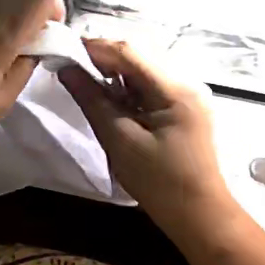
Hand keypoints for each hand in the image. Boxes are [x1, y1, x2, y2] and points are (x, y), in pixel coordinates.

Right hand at [57, 39, 233, 229]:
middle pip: (138, 57)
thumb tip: (66, 69)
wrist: (199, 217)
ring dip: (114, 74)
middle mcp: (185, 84)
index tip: (64, 52)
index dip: (95, 48)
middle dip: (103, 60)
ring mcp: (187, 96)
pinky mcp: (183, 109)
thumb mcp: (119, 140)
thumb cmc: (159, 182)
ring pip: (142, 71)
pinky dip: (127, 90)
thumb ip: (92, 100)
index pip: (130, 52)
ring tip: (87, 86)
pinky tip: (111, 102)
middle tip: (72, 70)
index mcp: (175, 90)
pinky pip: (150, 88)